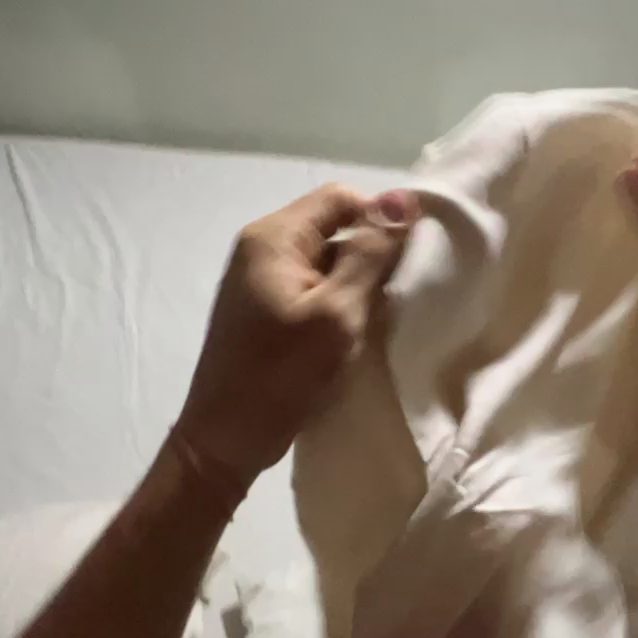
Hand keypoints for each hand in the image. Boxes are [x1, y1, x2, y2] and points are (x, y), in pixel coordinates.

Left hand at [174, 184, 417, 487]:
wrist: (224, 439)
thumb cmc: (280, 375)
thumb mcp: (336, 314)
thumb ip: (369, 256)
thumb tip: (402, 200)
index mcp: (273, 237)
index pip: (340, 198)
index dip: (381, 218)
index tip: (412, 257)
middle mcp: (261, 248)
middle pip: (331, 227)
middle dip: (371, 253)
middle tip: (401, 292)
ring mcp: (258, 280)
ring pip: (324, 261)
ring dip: (356, 282)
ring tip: (383, 315)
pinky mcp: (263, 309)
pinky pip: (311, 288)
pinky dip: (337, 302)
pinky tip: (355, 331)